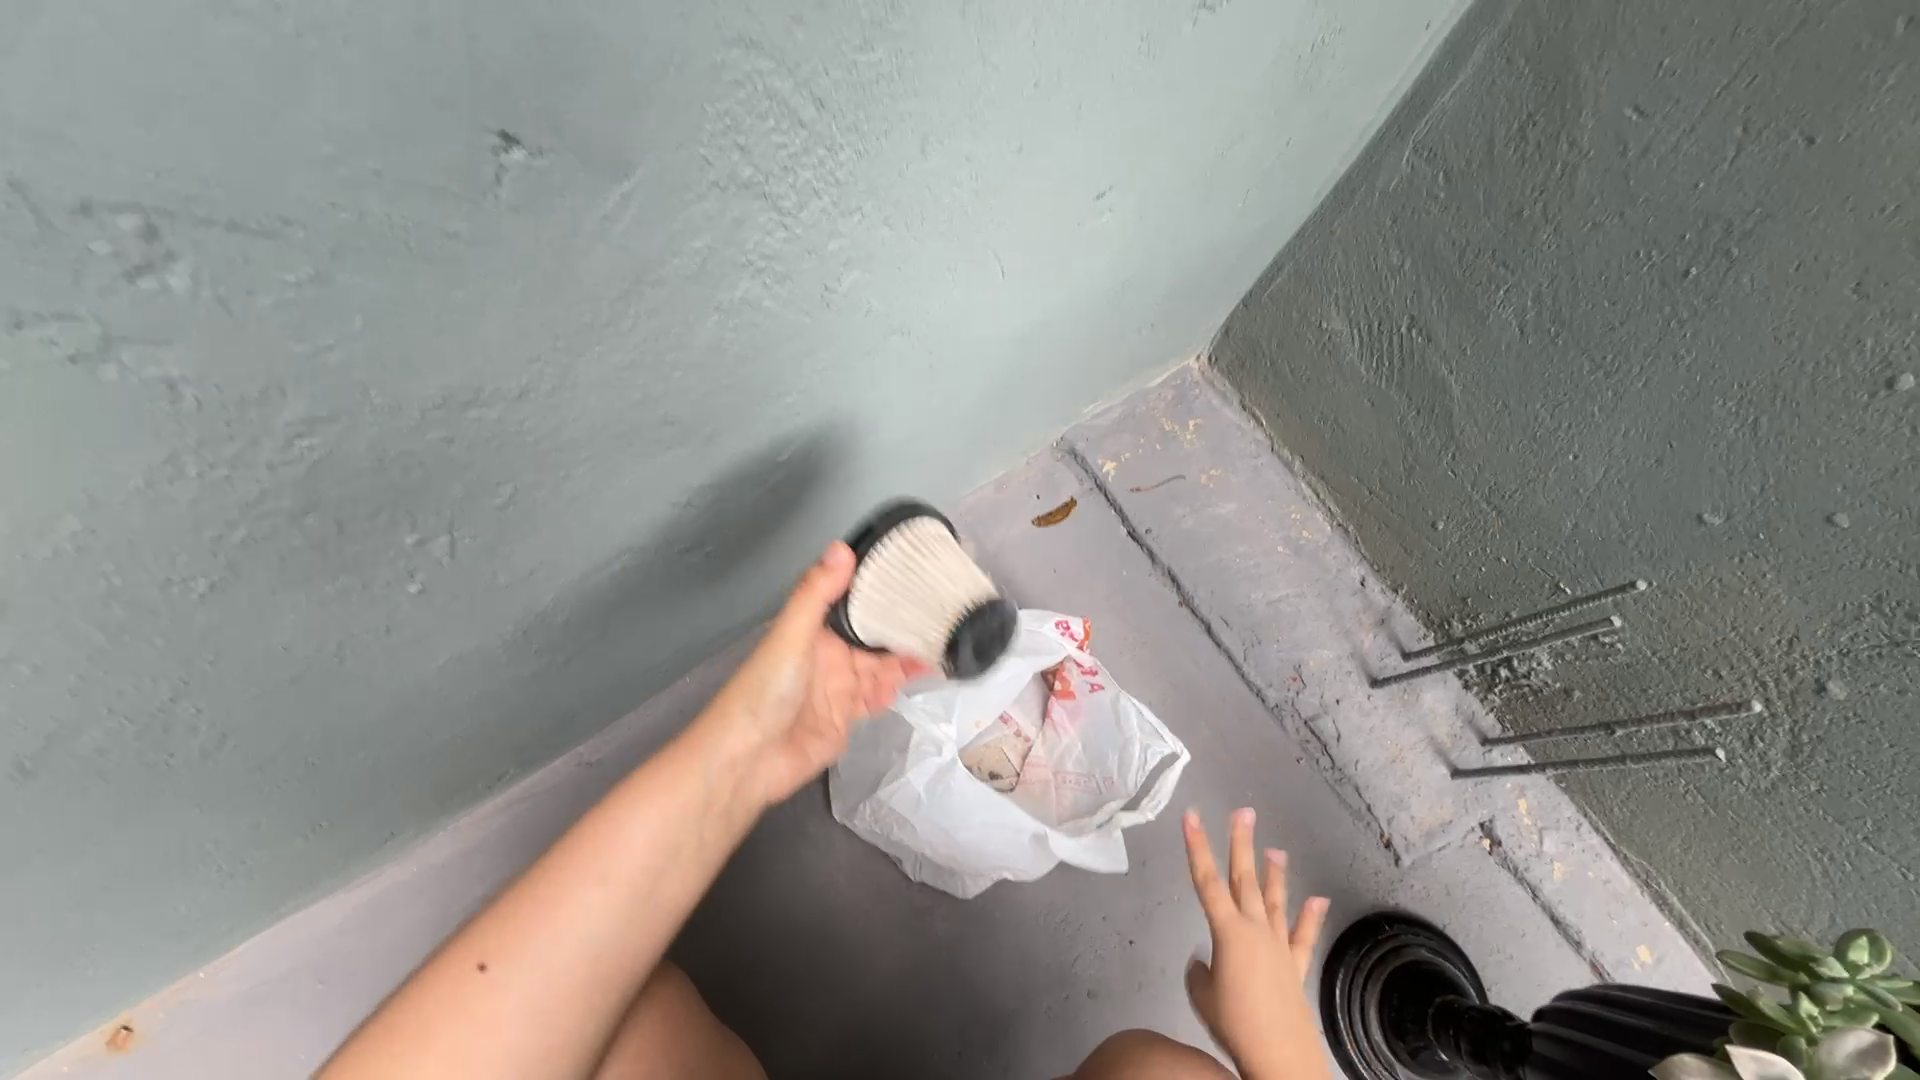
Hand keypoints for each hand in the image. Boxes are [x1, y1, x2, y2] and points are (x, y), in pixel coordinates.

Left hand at [699, 541, 928, 806]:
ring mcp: (837, 688)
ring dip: (906, 659)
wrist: (748, 760)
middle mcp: (828, 655)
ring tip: (942, 647)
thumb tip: (842, 548)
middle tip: (944, 616)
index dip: (881, 592)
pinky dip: (894, 690)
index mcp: (814, 631)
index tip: (916, 576)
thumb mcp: (791, 635)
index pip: (854, 604)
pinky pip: (876, 698)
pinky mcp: (845, 718)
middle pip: (873, 637)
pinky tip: (915, 682)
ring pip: (880, 667)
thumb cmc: (764, 691)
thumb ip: (817, 593)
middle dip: (903, 628)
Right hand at [1183, 807, 1332, 1079]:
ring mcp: (1279, 946)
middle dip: (1241, 842)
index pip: (1205, 880)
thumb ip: (1200, 971)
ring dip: (1273, 873)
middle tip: (1243, 812)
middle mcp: (1255, 929)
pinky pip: (1303, 936)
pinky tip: (1318, 899)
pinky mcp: (1296, 966)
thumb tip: (1207, 962)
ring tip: (1275, 847)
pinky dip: (1310, 917)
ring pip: (1273, 900)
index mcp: (1227, 931)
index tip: (1191, 816)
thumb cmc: (1234, 1022)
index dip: (1196, 846)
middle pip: (1243, 878)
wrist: (1280, 1057)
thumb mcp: (1202, 994)